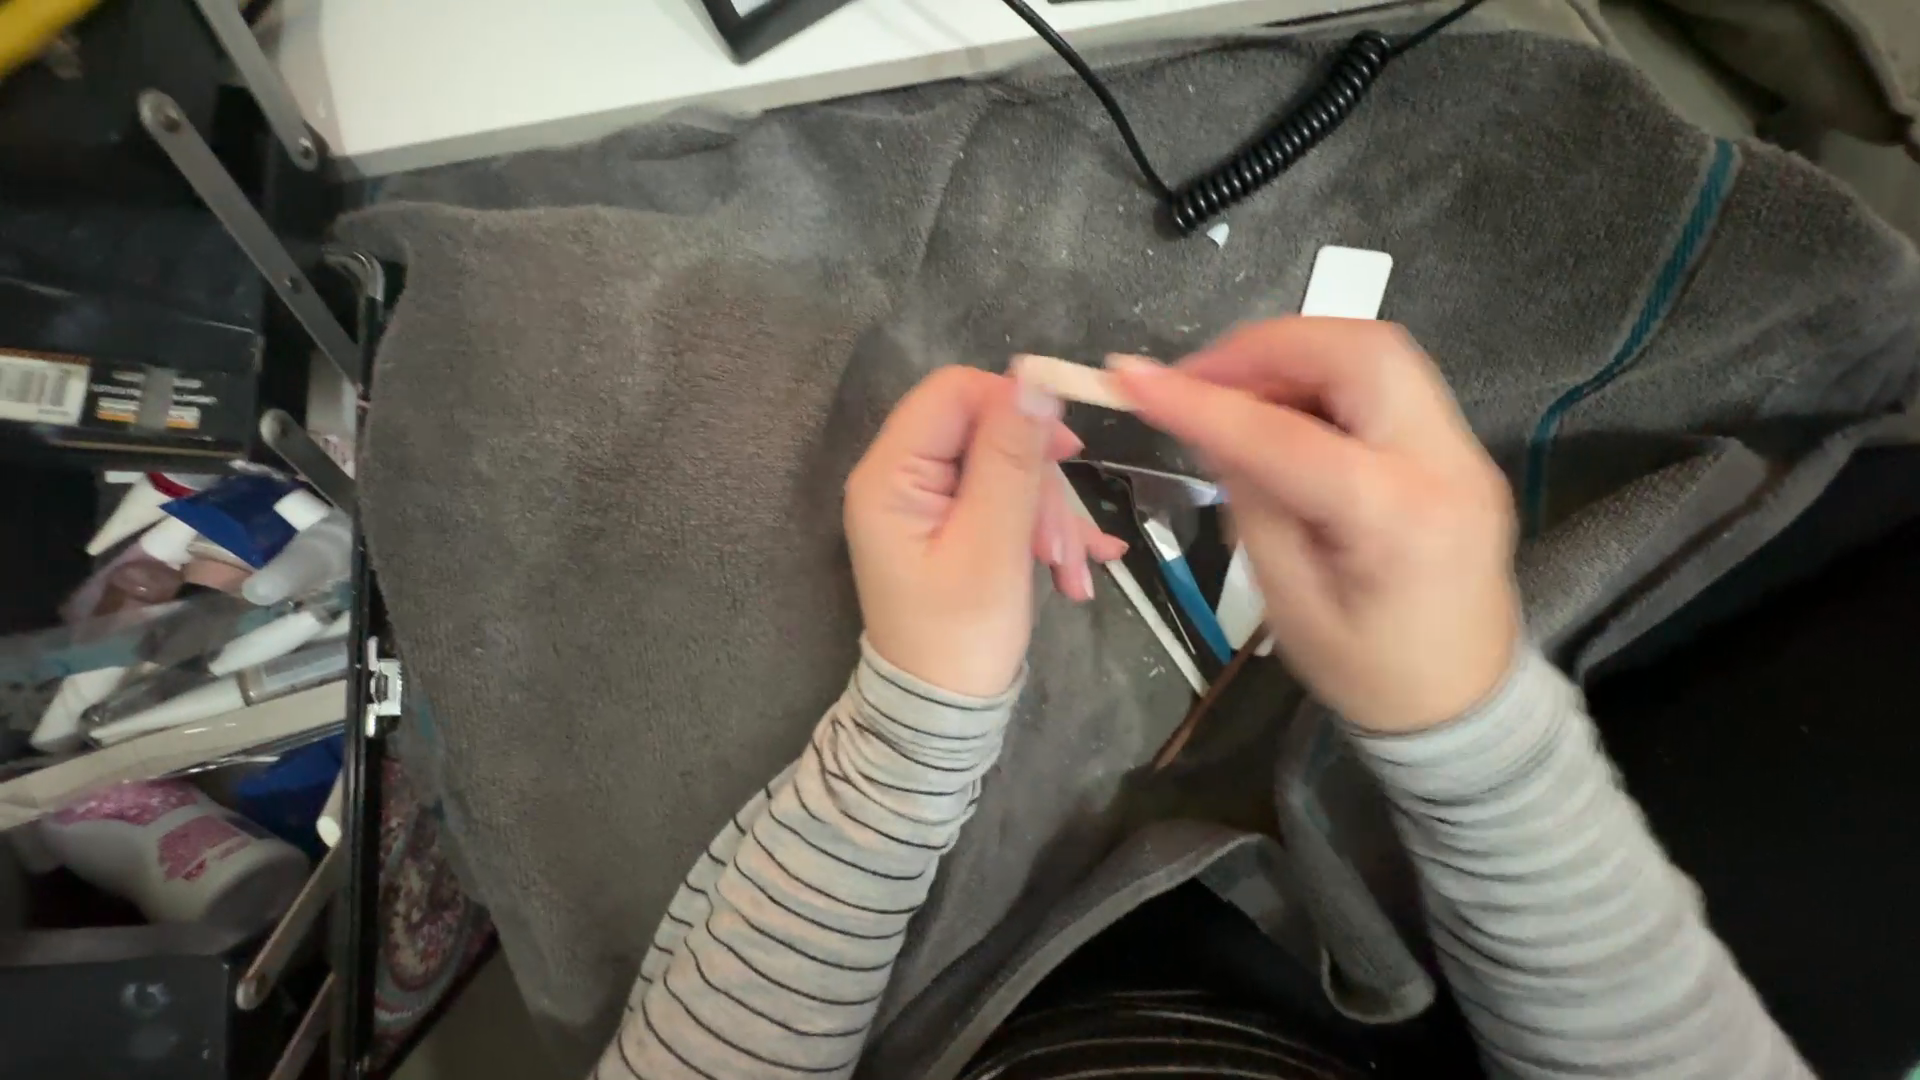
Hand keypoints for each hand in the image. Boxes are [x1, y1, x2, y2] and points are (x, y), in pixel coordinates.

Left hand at [846, 367, 1127, 696]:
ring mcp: (924, 502)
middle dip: (1038, 480)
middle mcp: (899, 477)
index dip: (1014, 405)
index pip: (953, 392)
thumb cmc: (962, 635)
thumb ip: (1010, 458)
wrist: (944, 710)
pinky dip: (1038, 529)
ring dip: (1047, 513)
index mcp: (890, 475)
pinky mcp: (949, 523)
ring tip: (1075, 570)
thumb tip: (1034, 379)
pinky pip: (1001, 500)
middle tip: (1069, 542)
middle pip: (984, 431)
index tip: (1066, 450)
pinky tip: (1073, 568)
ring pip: (1003, 468)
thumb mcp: (993, 544)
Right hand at [1109, 319, 1520, 733]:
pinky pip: (1379, 383)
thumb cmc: (1365, 672)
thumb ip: (1253, 504)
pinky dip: (1314, 378)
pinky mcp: (1452, 446)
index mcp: (1398, 520)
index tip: (1132, 377)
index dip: (1201, 403)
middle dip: (1263, 347)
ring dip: (1289, 356)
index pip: (1286, 437)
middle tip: (1194, 376)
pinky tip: (1274, 411)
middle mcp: (1446, 463)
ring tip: (1227, 391)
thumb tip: (1215, 431)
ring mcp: (1460, 448)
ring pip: (1373, 352)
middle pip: (1360, 351)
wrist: (1463, 702)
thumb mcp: (1287, 600)